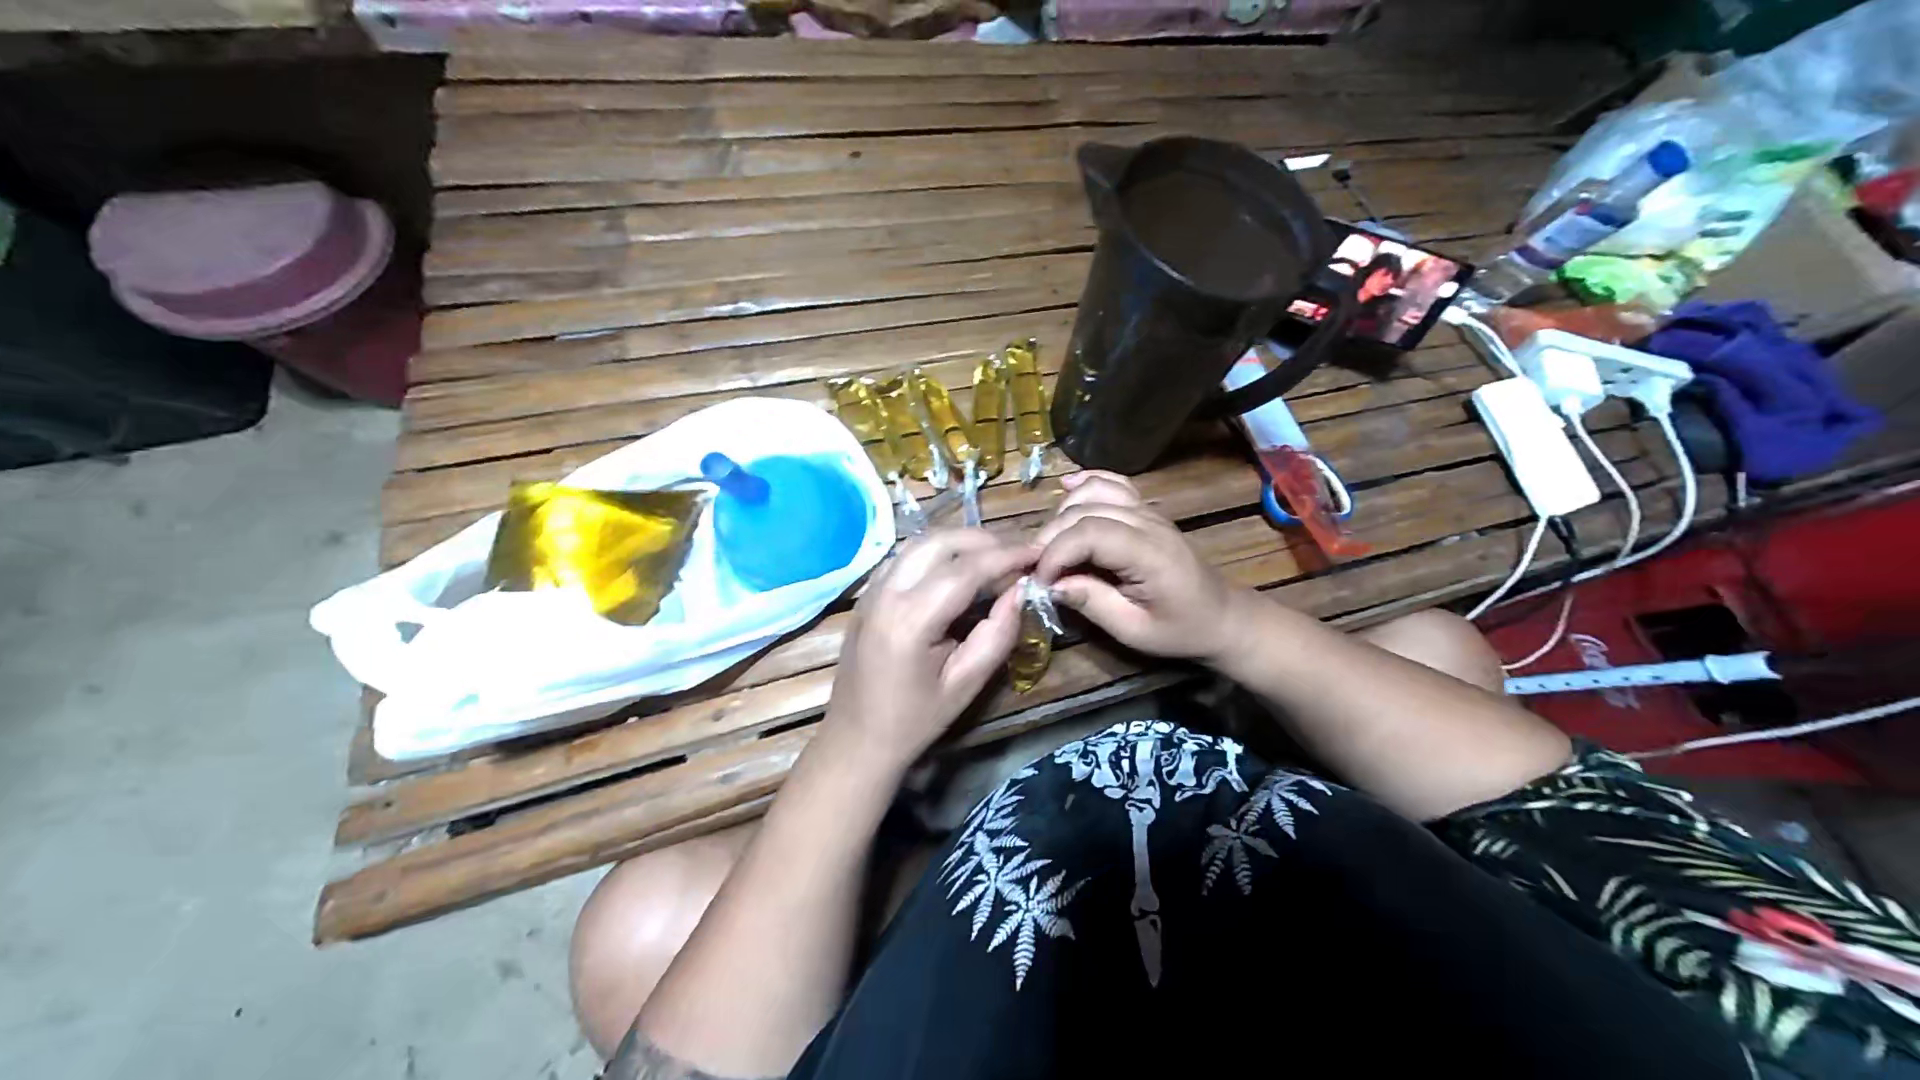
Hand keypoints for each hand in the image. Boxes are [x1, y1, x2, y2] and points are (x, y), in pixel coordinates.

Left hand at [823, 529, 1034, 772]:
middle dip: (984, 540)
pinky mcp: (867, 594)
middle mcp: (886, 593)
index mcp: (911, 620)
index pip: (966, 569)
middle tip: (1018, 552)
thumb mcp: (966, 684)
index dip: (1006, 556)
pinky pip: (905, 556)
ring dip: (959, 541)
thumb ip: (998, 633)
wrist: (857, 739)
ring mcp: (871, 590)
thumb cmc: (915, 720)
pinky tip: (958, 567)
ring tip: (994, 555)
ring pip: (920, 543)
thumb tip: (1020, 589)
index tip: (1037, 553)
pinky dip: (936, 551)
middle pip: (940, 542)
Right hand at [1033, 471, 1245, 662]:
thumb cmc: (1179, 629)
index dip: (1056, 552)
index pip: (1090, 533)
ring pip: (1093, 493)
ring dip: (1062, 514)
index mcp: (1149, 554)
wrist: (1220, 616)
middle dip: (1051, 537)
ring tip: (1048, 547)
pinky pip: (1112, 483)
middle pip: (1085, 510)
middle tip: (1035, 568)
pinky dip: (1086, 482)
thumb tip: (1051, 585)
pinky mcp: (1145, 509)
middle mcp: (1148, 522)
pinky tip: (1064, 486)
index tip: (1040, 581)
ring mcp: (1148, 511)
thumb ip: (1092, 603)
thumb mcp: (1134, 630)